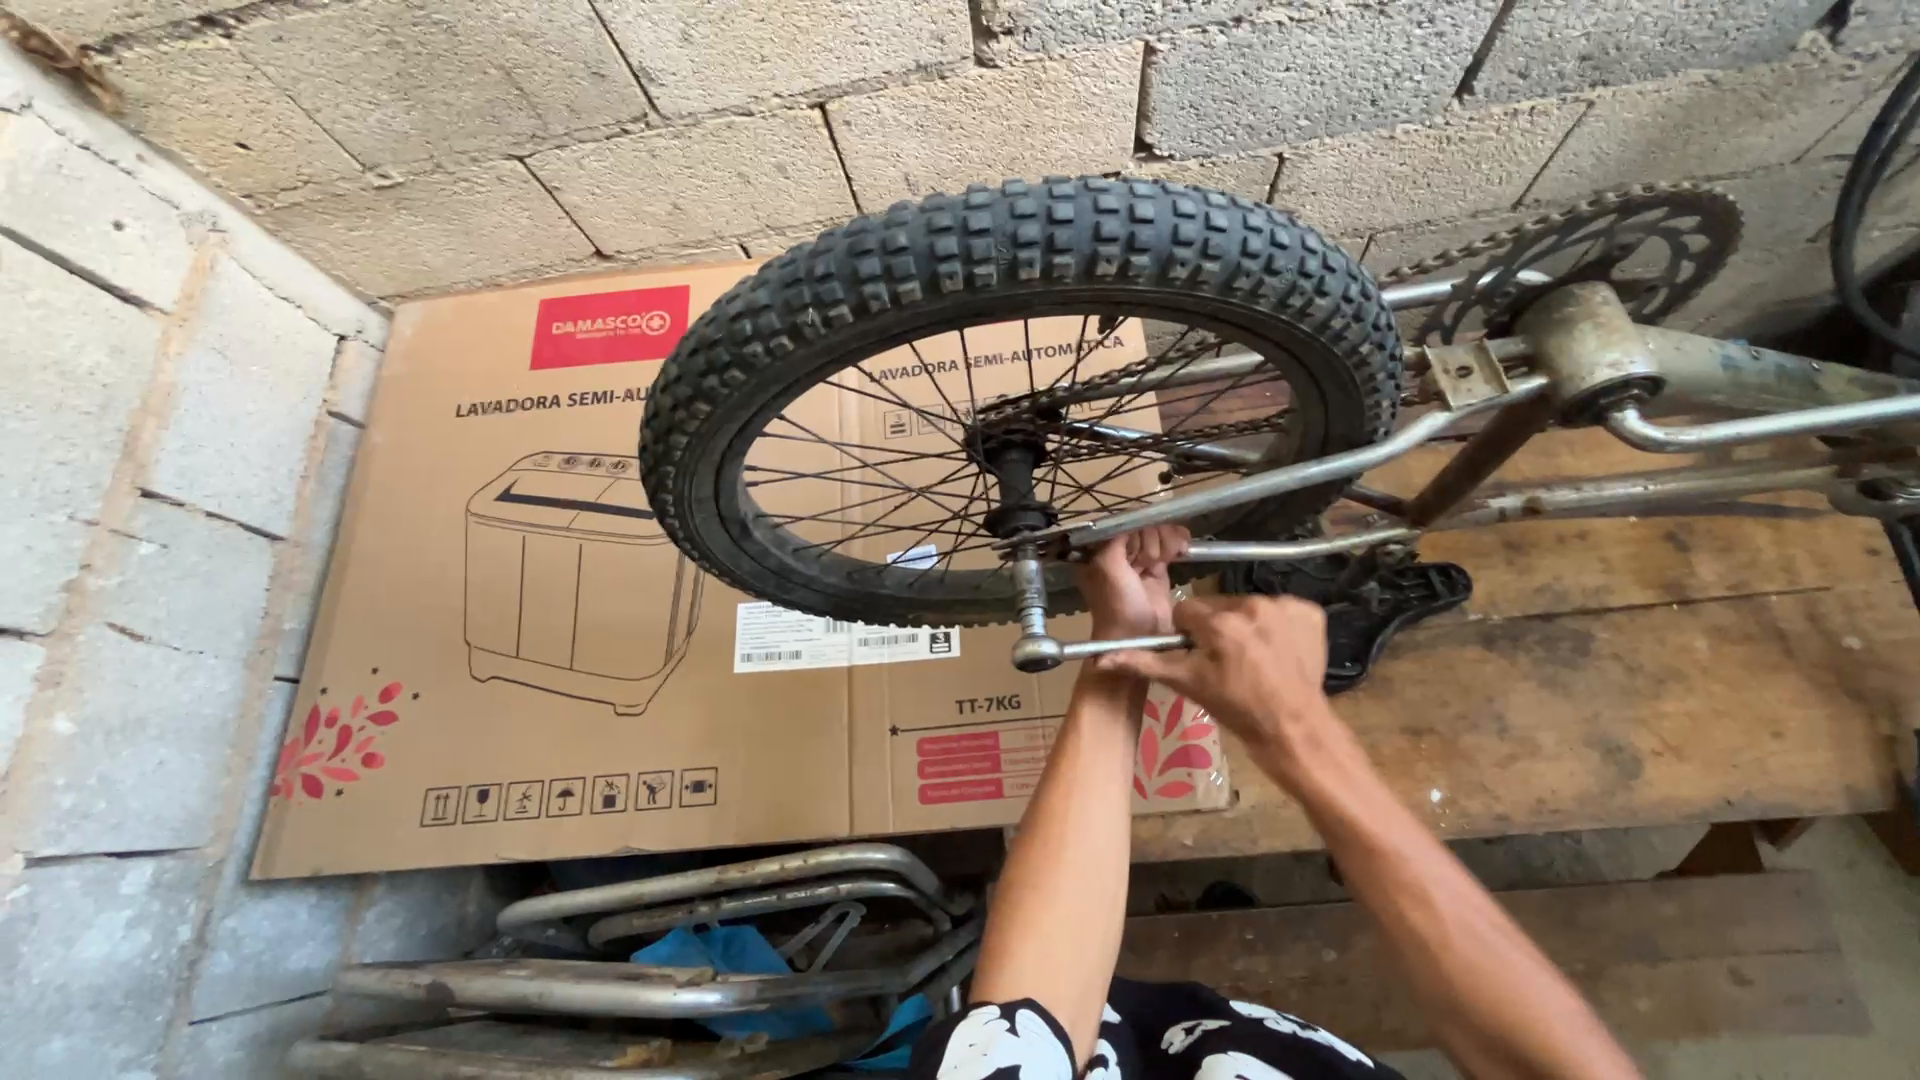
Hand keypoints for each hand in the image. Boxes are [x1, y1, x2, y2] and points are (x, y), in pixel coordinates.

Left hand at [1077, 525, 1189, 640]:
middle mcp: (1118, 554)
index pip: (1120, 523)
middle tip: (1149, 560)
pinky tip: (1183, 548)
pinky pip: (1169, 547)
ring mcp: (1139, 561)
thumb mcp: (1107, 567)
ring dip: (1165, 541)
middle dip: (1150, 538)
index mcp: (1099, 552)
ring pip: (1156, 535)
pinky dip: (1177, 543)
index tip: (1143, 535)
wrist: (1139, 637)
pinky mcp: (1158, 570)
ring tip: (1162, 560)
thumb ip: (1114, 539)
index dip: (1136, 525)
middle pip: (1142, 527)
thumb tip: (1130, 519)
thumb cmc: (1118, 604)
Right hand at [1095, 595, 1347, 765]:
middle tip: (1226, 660)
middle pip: (1218, 606)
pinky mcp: (1310, 613)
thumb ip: (1145, 664)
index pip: (1187, 611)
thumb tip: (1100, 658)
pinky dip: (1278, 625)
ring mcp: (1285, 608)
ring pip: (1249, 606)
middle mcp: (1253, 607)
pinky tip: (1278, 650)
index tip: (1200, 655)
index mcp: (1219, 623)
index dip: (1189, 634)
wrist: (1294, 729)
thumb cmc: (1236, 709)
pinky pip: (1282, 609)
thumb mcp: (1187, 685)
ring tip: (1254, 657)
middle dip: (1217, 627)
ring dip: (1247, 626)